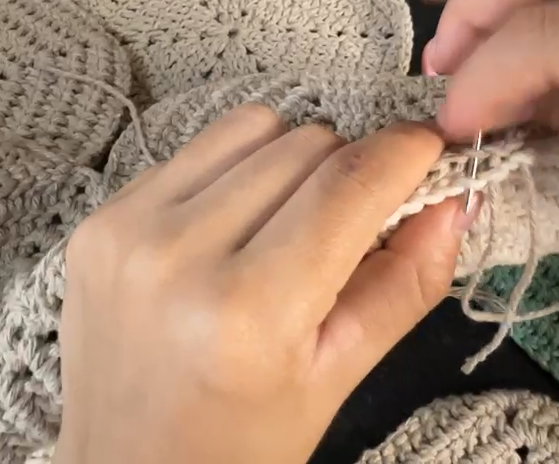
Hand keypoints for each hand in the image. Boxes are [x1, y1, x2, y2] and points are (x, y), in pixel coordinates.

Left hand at [54, 105, 468, 463]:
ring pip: (255, 127)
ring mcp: (129, 226)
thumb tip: (456, 199)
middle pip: (306, 145)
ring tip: (286, 220)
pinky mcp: (101, 212)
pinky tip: (231, 224)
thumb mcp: (338, 378)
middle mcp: (178, 255)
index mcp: (248, 313)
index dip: (402, 152)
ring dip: (292, 157)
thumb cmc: (242, 442)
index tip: (430, 145)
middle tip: (349, 220)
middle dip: (348, 168)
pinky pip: (200, 144)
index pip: (346, 187)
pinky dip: (237, 167)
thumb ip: (407, 284)